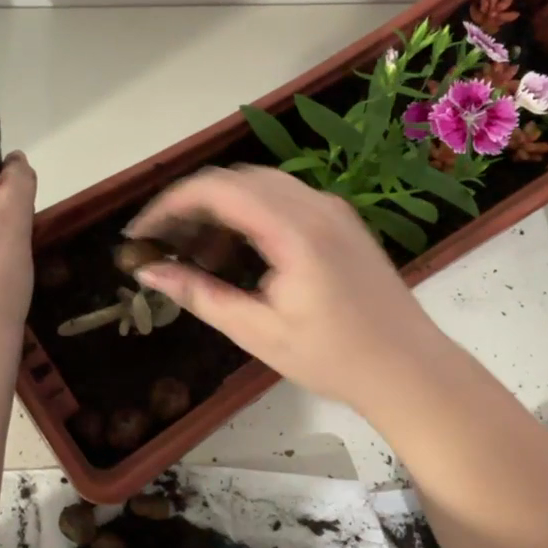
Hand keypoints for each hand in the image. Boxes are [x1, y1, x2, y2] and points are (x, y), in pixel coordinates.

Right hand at [128, 165, 449, 413]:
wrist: (409, 368)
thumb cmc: (333, 357)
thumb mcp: (257, 331)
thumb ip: (200, 294)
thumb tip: (147, 273)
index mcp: (293, 228)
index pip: (215, 190)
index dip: (168, 206)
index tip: (139, 234)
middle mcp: (314, 204)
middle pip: (235, 180)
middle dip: (189, 205)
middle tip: (161, 244)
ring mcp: (331, 208)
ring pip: (258, 185)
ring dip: (218, 208)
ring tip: (193, 253)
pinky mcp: (340, 220)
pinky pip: (282, 198)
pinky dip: (248, 214)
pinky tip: (235, 252)